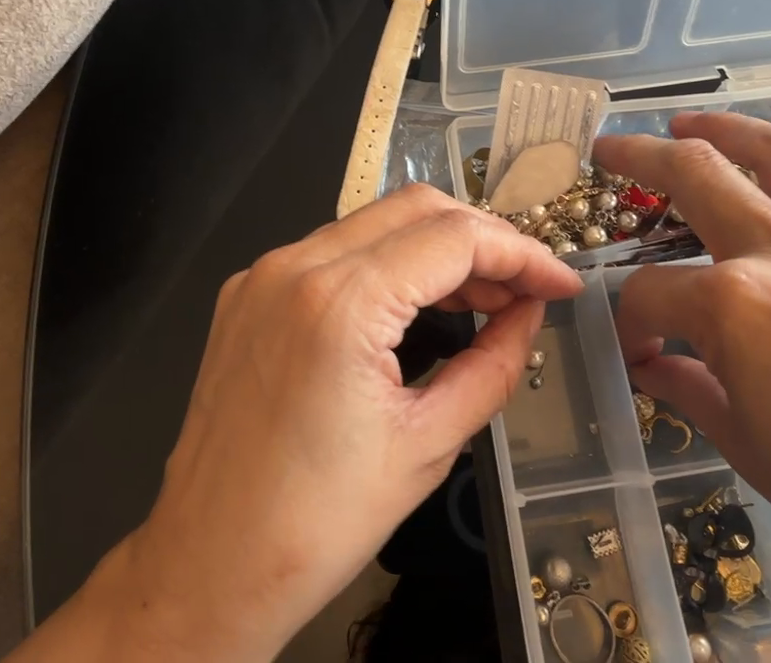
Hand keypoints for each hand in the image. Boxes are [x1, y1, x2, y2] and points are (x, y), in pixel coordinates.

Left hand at [16, 185, 581, 662]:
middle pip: (415, 208)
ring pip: (373, 223)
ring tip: (483, 298)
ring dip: (436, 249)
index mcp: (340, 302)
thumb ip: (494, 362)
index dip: (522, 254)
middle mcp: (294, 266)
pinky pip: (333, 252)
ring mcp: (262, 275)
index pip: (455, 238)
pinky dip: (387, 265)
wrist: (209, 562)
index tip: (560, 285)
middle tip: (525, 288)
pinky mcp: (247, 294)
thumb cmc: (319, 520)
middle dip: (483, 239)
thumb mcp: (429, 441)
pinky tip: (417, 304)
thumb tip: (530, 314)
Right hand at [594, 113, 770, 641]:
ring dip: (726, 128)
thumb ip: (691, 390)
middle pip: (696, 175)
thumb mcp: (751, 449)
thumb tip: (658, 368)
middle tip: (610, 148)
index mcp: (734, 306)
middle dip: (640, 156)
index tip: (638, 352)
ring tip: (693, 122)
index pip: (650, 294)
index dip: (629, 322)